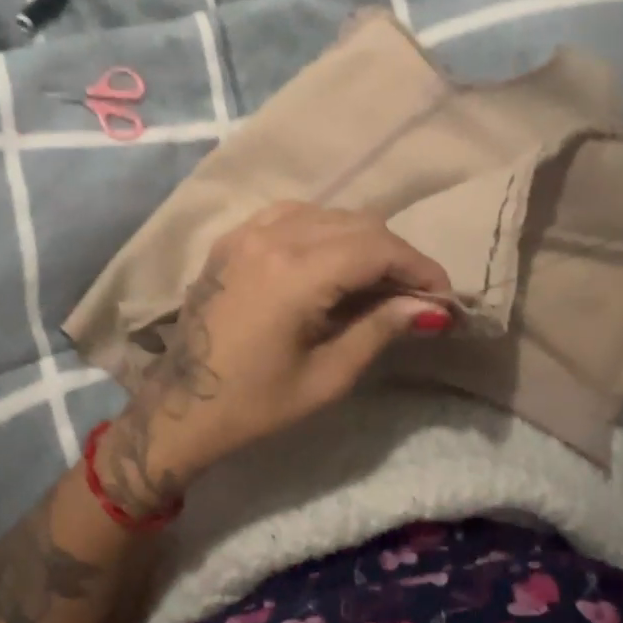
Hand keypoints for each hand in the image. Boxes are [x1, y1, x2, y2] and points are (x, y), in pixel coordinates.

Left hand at [92, 203, 451, 519]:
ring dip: (360, 240)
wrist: (179, 408)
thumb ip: (378, 330)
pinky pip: (289, 215)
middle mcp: (270, 237)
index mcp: (294, 274)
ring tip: (377, 280)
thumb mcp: (326, 377)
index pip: (377, 248)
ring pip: (325, 213)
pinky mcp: (230, 240)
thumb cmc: (254, 404)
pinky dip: (321, 230)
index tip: (443, 295)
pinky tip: (331, 261)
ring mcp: (245, 233)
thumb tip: (428, 306)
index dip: (419, 266)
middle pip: (356, 223)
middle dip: (395, 254)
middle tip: (415, 294)